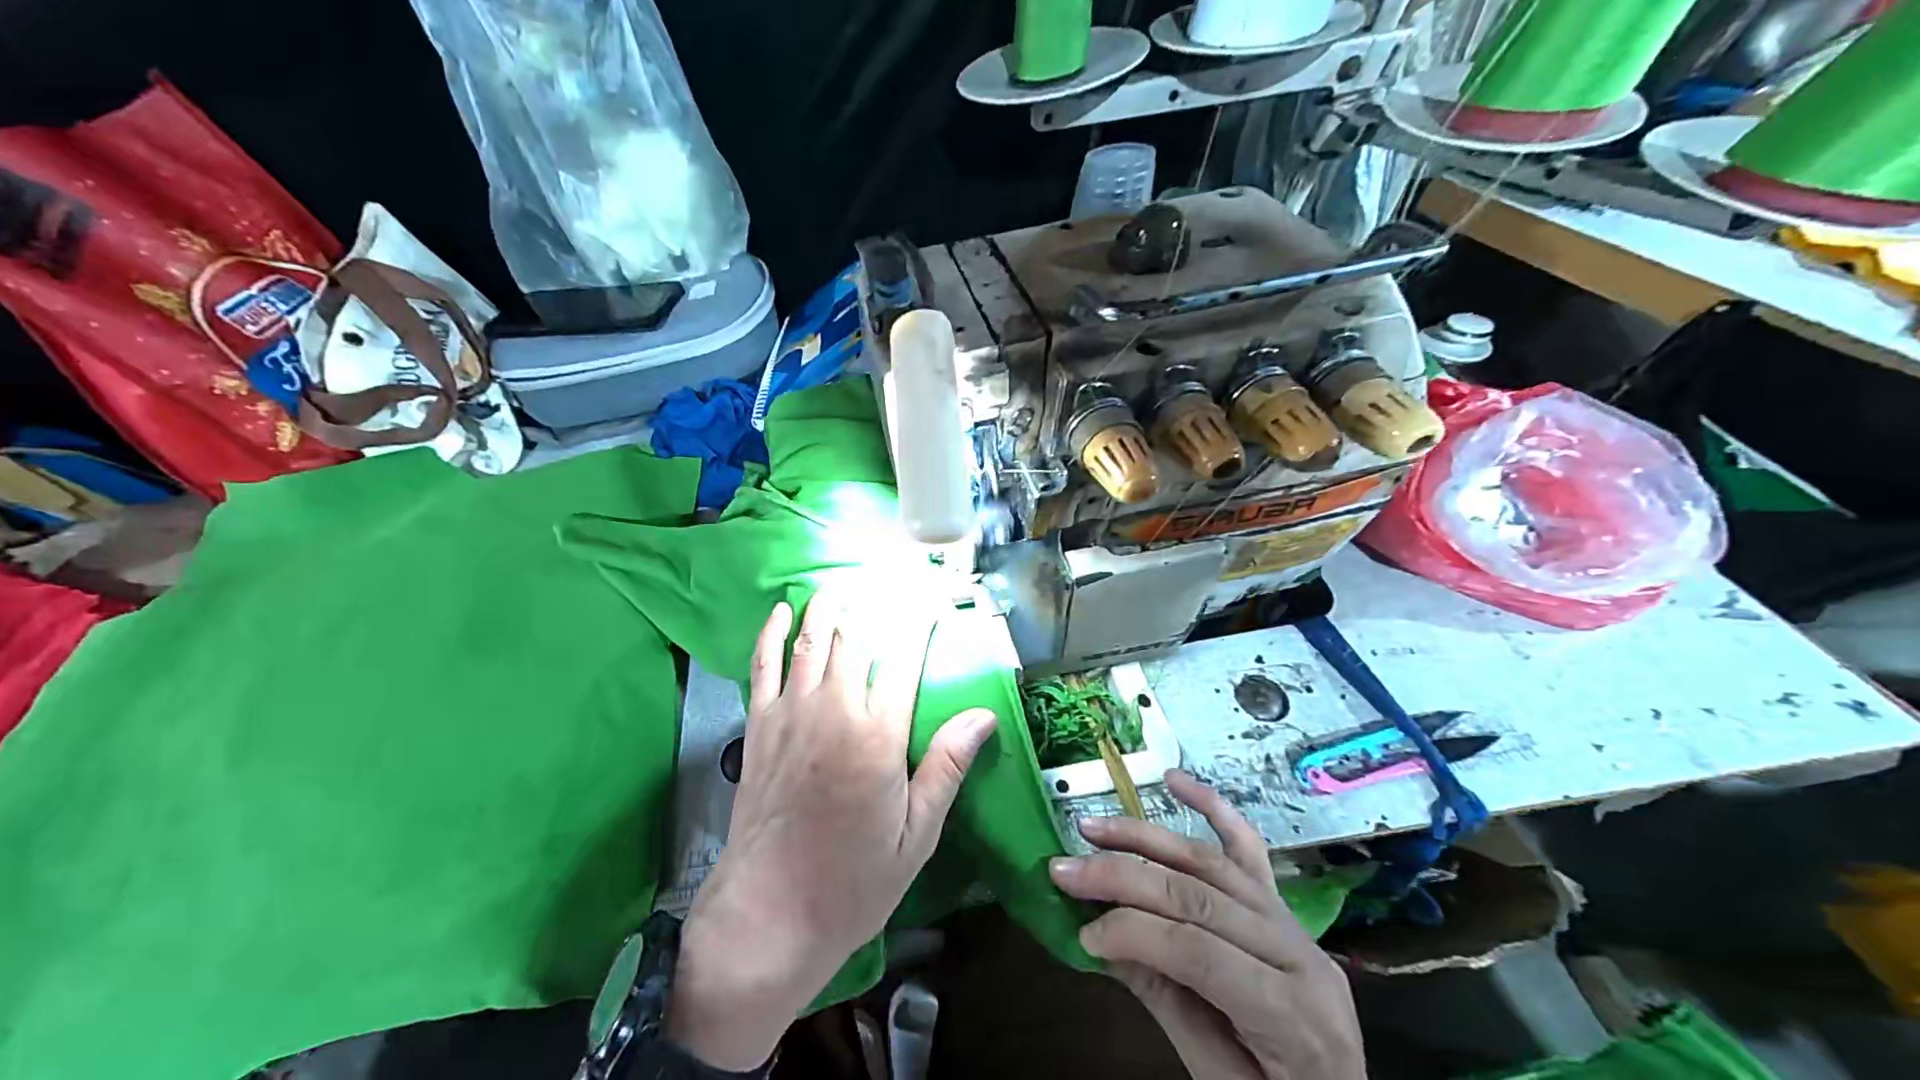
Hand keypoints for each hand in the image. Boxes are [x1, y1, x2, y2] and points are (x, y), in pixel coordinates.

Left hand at [666, 592, 998, 1070]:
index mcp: (878, 736)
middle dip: (874, 605)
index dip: (920, 624)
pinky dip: (771, 634)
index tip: (934, 600)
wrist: (767, 916)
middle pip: (855, 640)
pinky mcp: (758, 728)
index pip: (905, 660)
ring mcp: (790, 716)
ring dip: (827, 609)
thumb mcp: (916, 835)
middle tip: (888, 582)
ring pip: (810, 643)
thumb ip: (945, 767)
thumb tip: (982, 715)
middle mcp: (833, 712)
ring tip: (841, 584)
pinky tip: (780, 611)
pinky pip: (763, 666)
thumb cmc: (852, 882)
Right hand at [1050, 770, 1364, 1079]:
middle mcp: (1299, 953)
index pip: (1200, 950)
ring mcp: (1294, 922)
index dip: (1134, 933)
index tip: (1081, 932)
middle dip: (1125, 875)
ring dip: (1147, 838)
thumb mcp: (1213, 1072)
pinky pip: (1249, 849)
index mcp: (1292, 1013)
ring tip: (1093, 827)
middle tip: (1065, 867)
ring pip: (1213, 863)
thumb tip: (1096, 936)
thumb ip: (1163, 998)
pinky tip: (1175, 780)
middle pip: (1200, 894)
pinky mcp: (1283, 907)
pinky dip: (1212, 809)